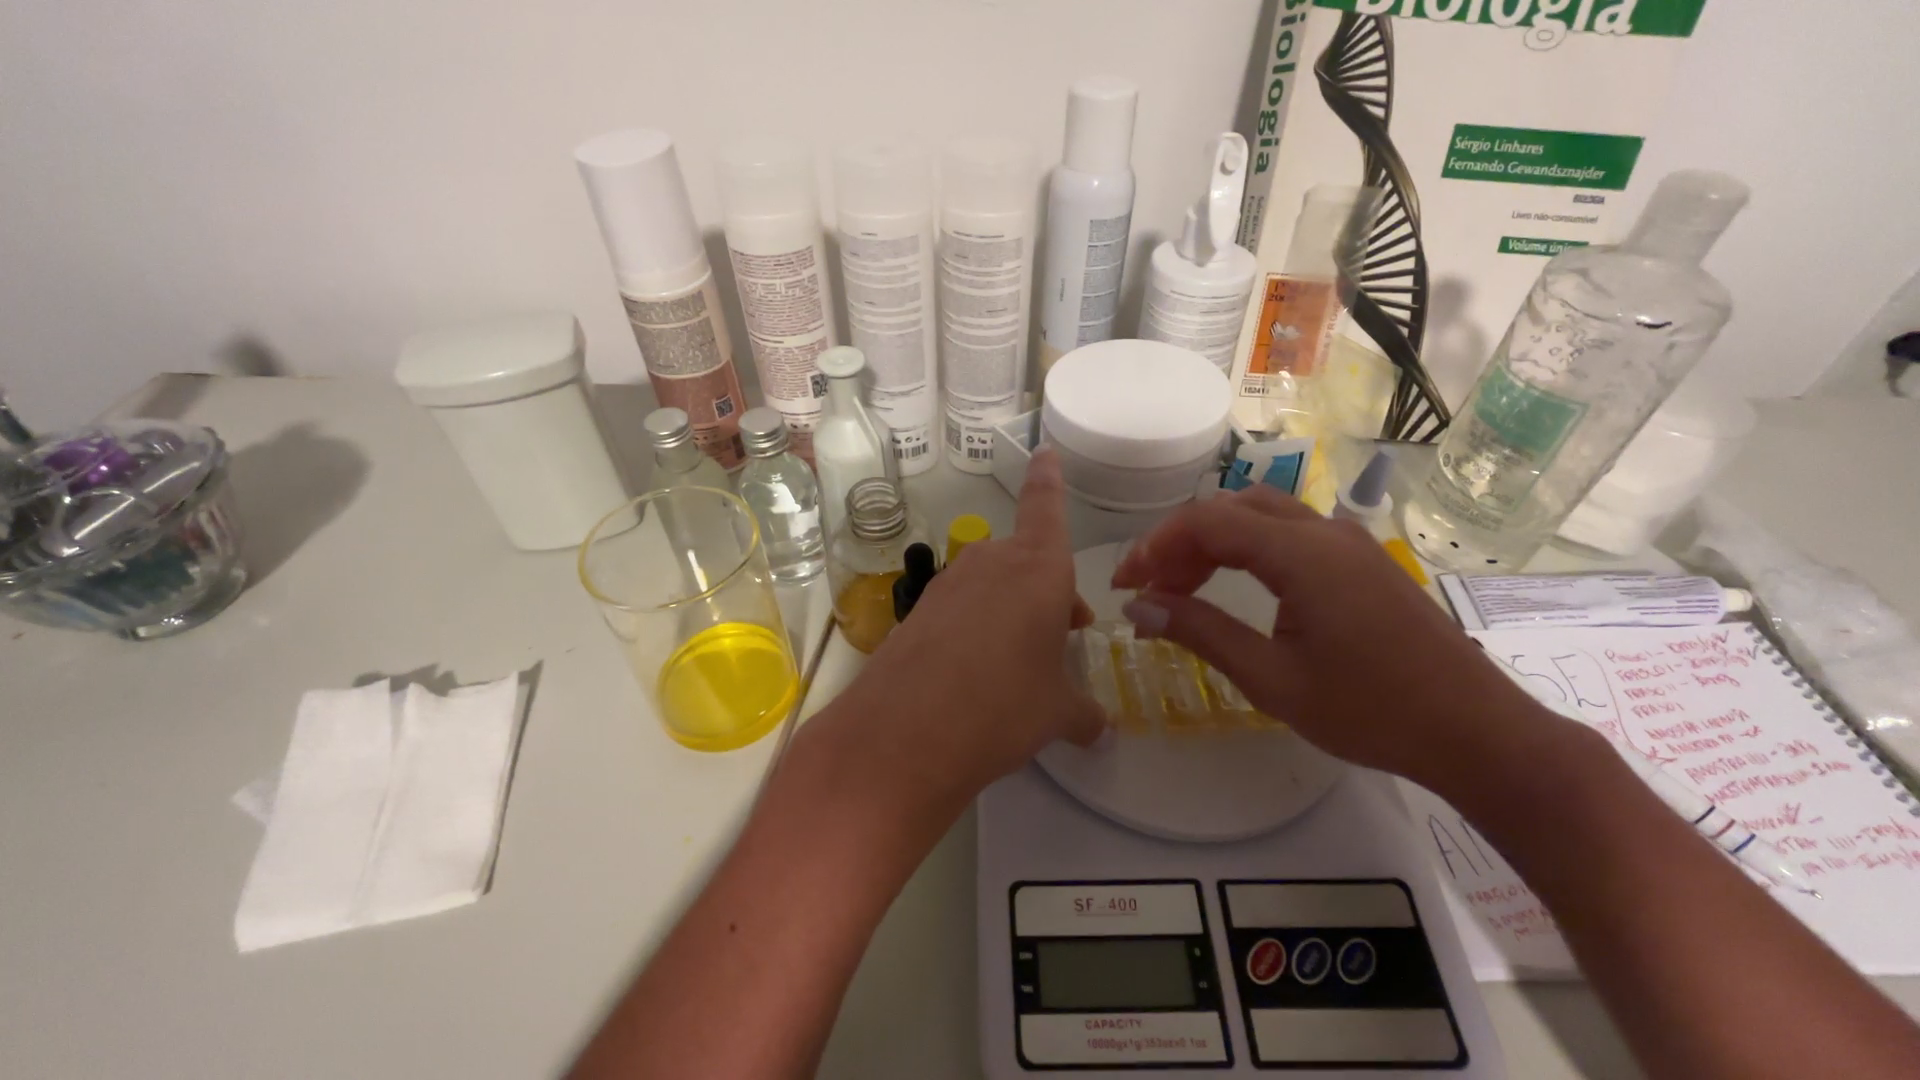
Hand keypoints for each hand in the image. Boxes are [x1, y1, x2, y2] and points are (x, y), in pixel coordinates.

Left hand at [831, 447, 1104, 801]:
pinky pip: (961, 610)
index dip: (1048, 480)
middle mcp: (991, 563)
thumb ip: (1085, 714)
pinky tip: (977, 675)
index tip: (1044, 451)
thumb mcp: (1057, 714)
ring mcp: (947, 586)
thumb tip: (1102, 729)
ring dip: (1012, 610)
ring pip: (993, 585)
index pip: (1047, 507)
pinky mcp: (916, 613)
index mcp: (1037, 569)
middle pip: (1026, 560)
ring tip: (1021, 662)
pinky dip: (976, 629)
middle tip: (1064, 634)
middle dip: (1047, 591)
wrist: (903, 733)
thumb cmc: (1003, 707)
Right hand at [1111, 486, 1565, 792]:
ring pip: (1262, 516)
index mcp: (1301, 553)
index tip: (1125, 585)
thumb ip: (1201, 633)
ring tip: (1183, 592)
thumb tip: (1138, 609)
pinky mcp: (1363, 562)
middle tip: (1149, 591)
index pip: (1206, 522)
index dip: (1155, 547)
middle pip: (1231, 509)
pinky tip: (1235, 588)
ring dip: (1214, 544)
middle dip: (1180, 543)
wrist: (1474, 731)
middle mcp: (1325, 532)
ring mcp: (1349, 543)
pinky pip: (1290, 535)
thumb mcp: (1272, 678)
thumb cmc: (1370, 710)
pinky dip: (1249, 551)